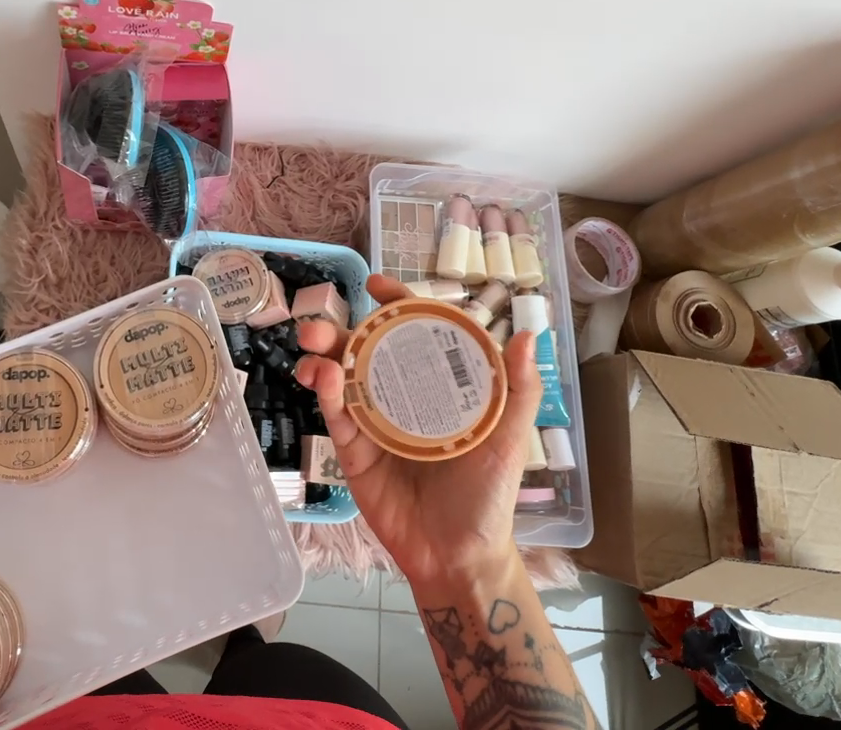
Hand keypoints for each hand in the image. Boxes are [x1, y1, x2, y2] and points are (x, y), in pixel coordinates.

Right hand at [294, 276, 541, 588]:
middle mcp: (401, 396)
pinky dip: (328, 391)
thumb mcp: (508, 439)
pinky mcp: (353, 449)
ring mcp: (373, 421)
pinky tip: (322, 376)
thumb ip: (518, 389)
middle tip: (320, 322)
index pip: (413, 334)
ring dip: (322, 354)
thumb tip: (529, 333)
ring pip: (341, 376)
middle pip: (366, 351)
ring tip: (311, 343)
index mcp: (436, 386)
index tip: (375, 285)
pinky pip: (338, 414)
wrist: (456, 556)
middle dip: (339, 329)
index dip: (396, 305)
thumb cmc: (486, 496)